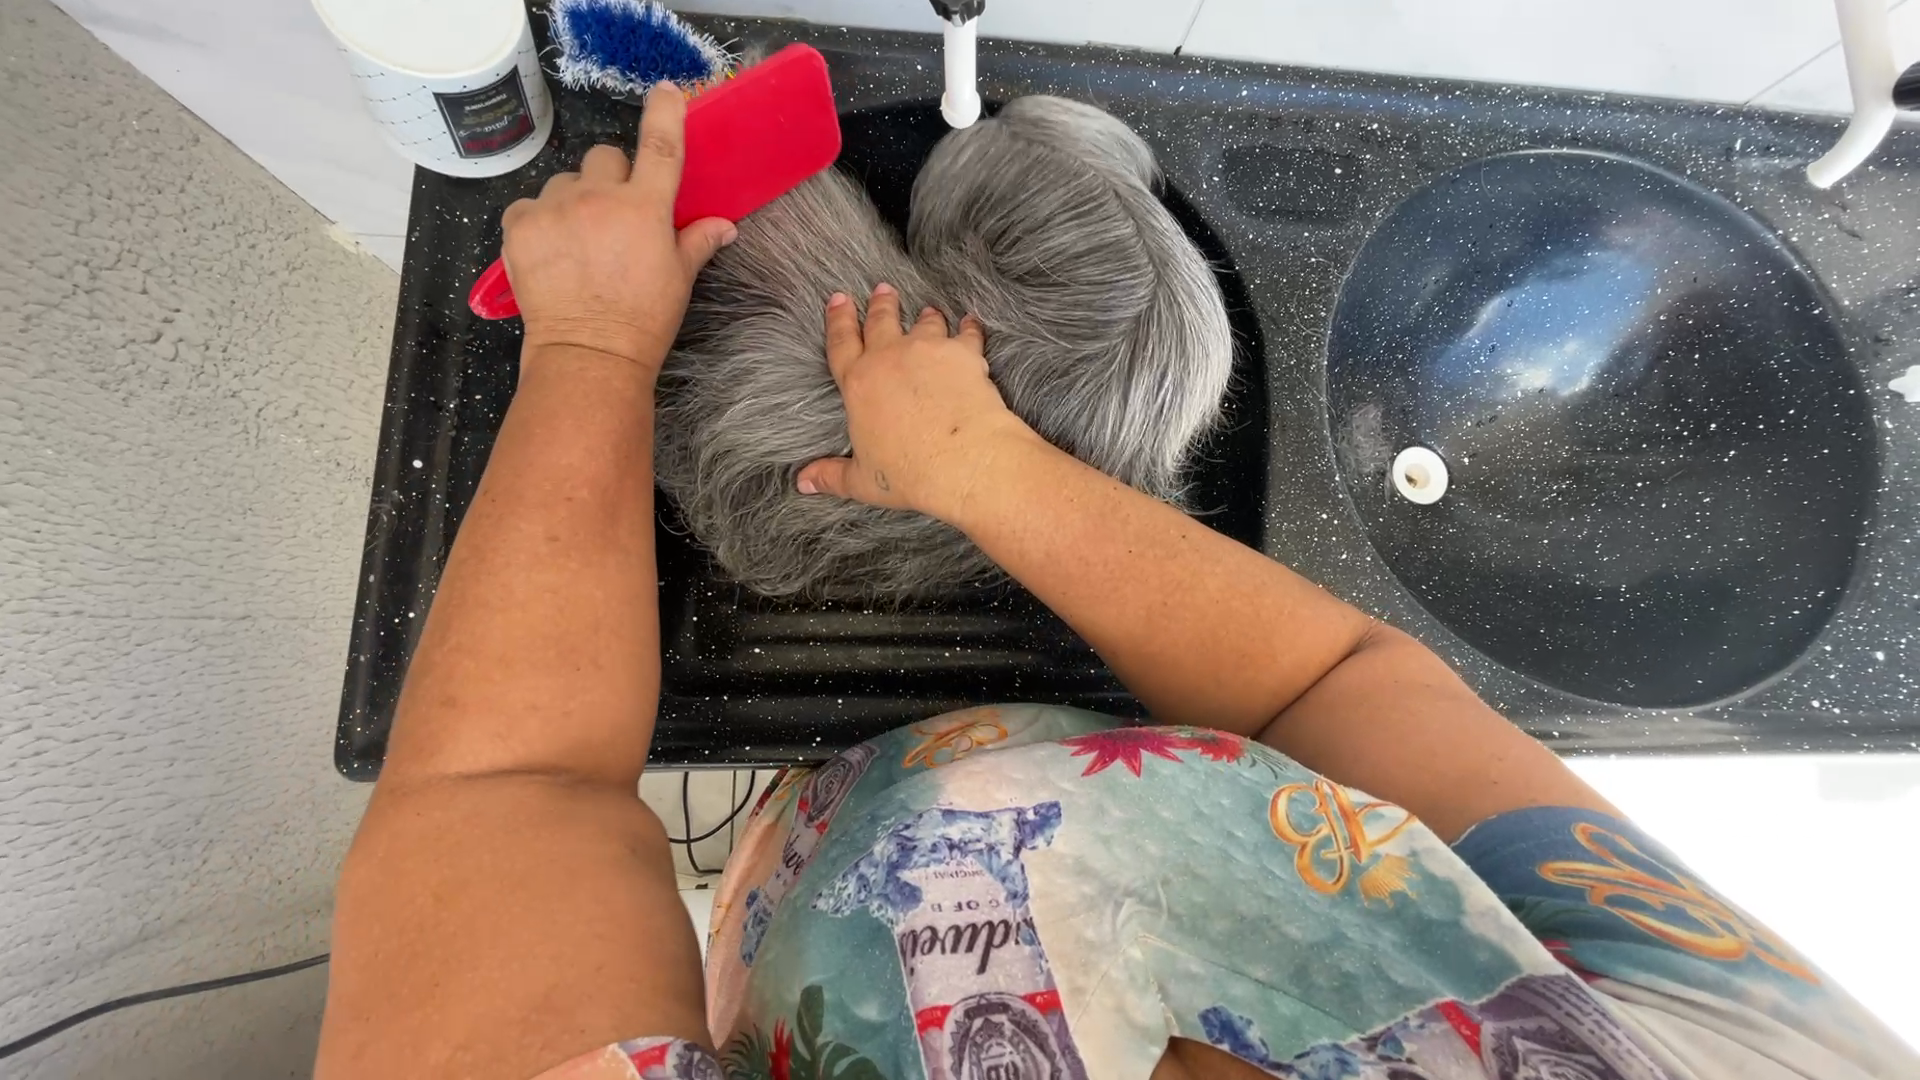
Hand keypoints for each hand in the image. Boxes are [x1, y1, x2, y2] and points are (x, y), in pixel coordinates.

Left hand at [499, 82, 736, 372]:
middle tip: (615, 218)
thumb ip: (698, 242)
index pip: (660, 147)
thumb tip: (726, 226)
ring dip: (575, 202)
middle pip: (605, 158)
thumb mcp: (679, 280)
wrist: (590, 353)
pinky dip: (543, 222)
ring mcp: (555, 208)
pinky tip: (554, 253)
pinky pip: (532, 206)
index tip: (667, 93)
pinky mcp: (520, 224)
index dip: (666, 114)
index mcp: (645, 209)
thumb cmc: (644, 320)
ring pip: (566, 183)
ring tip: (581, 244)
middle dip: (612, 180)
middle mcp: (599, 197)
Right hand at [797, 284, 1041, 521]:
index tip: (839, 299)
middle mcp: (889, 359)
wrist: (962, 461)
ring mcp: (927, 351)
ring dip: (925, 316)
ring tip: (928, 310)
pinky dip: (968, 327)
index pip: (841, 344)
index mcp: (858, 385)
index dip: (838, 320)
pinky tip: (970, 324)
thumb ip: (831, 475)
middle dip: (880, 304)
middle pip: (881, 321)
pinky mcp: (963, 353)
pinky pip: (966, 332)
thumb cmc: (910, 474)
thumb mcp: (862, 481)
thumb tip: (803, 482)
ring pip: (923, 323)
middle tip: (882, 289)